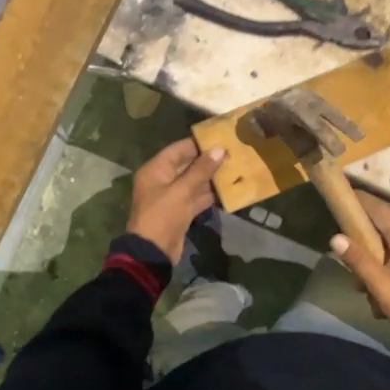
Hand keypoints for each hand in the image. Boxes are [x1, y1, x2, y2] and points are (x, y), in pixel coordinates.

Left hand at [127, 139, 226, 262]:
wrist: (154, 251)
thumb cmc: (163, 215)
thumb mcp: (182, 190)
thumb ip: (201, 170)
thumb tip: (219, 149)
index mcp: (156, 169)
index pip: (179, 149)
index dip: (199, 144)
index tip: (221, 138)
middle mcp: (163, 180)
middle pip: (188, 165)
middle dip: (208, 161)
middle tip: (233, 153)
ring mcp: (172, 196)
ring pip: (194, 182)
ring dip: (212, 178)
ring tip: (235, 168)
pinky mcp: (181, 211)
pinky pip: (197, 198)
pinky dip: (210, 194)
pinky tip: (229, 189)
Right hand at [331, 194, 389, 359]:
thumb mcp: (381, 287)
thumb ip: (359, 261)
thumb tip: (335, 236)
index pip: (381, 208)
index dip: (361, 198)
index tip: (343, 193)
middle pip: (385, 228)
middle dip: (364, 242)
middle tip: (349, 262)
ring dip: (376, 264)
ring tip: (367, 292)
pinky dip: (389, 270)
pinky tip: (384, 297)